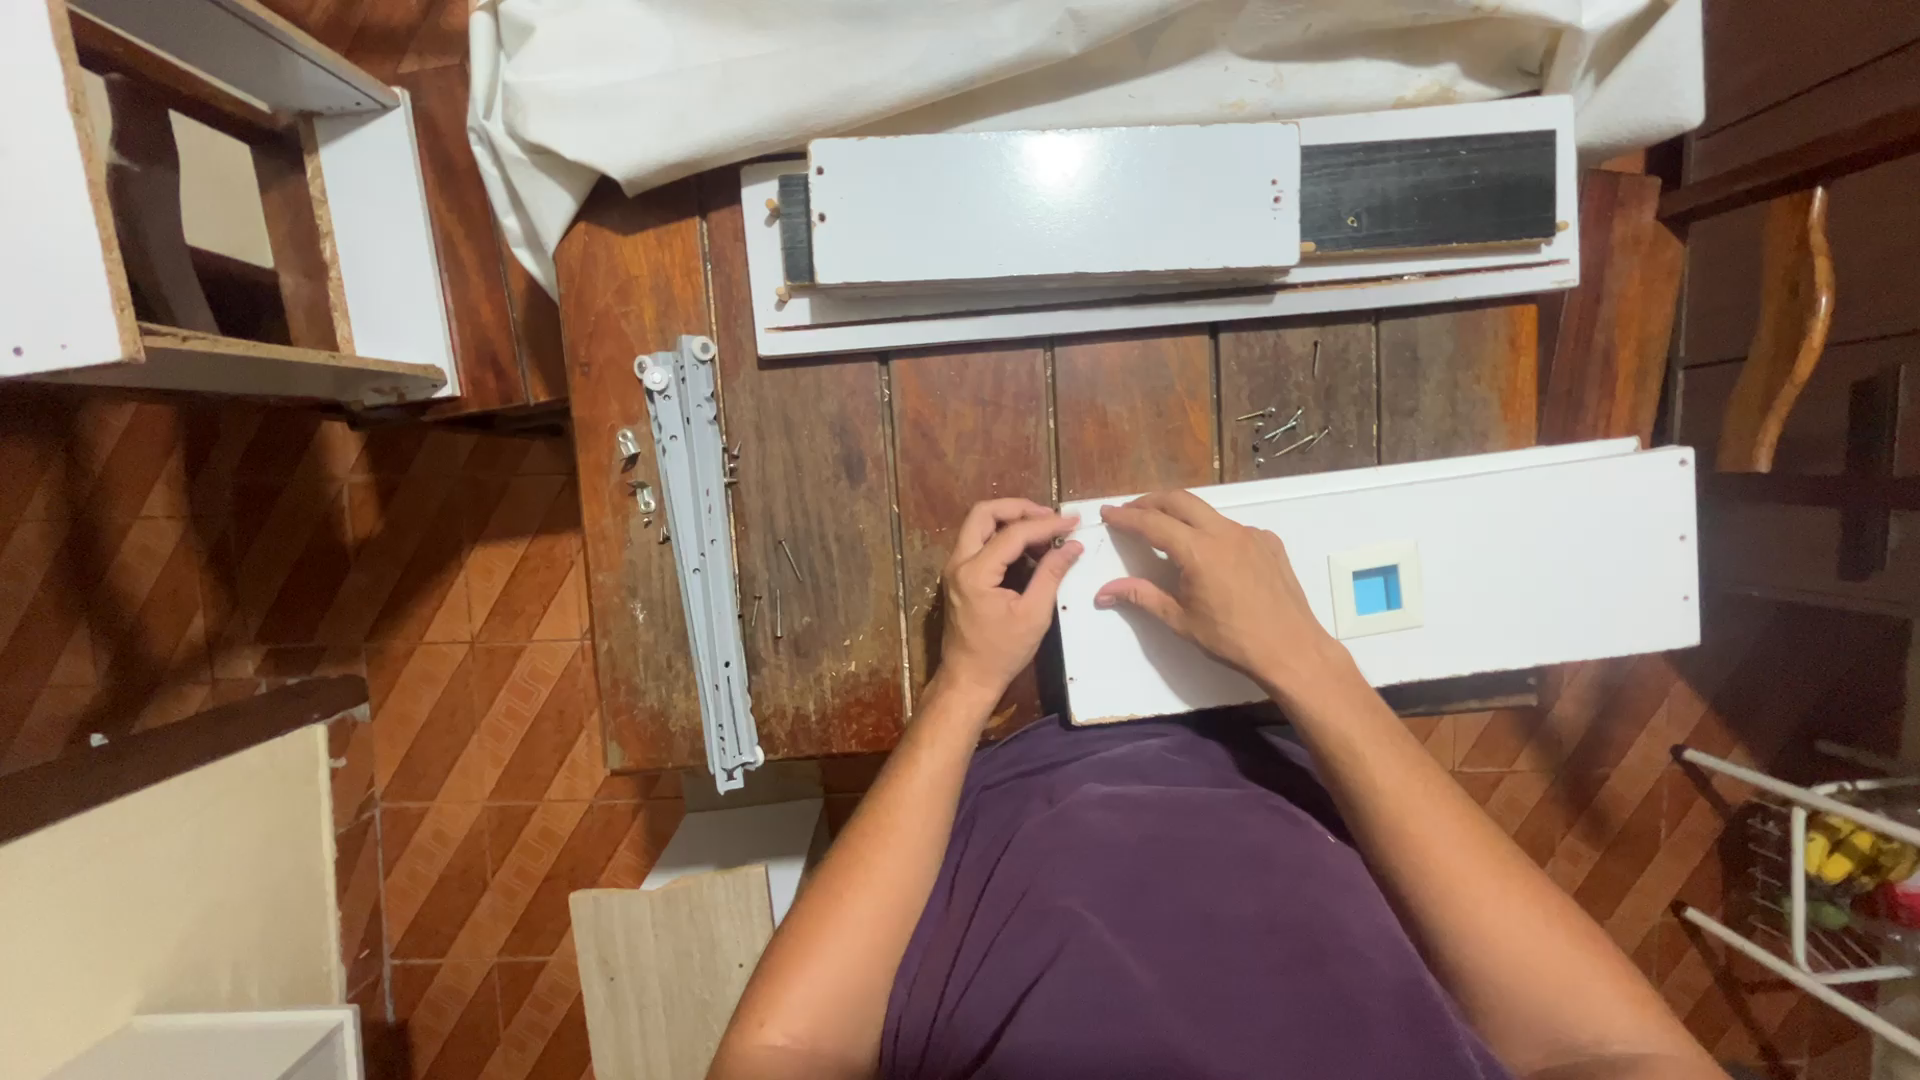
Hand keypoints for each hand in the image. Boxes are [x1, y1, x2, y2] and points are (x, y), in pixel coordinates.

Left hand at [934, 499, 1082, 701]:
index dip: (1045, 525)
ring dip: (1010, 521)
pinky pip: (978, 542)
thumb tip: (1073, 546)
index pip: (1012, 534)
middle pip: (983, 513)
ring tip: (1043, 531)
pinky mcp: (959, 576)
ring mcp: (955, 568)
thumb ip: (1051, 574)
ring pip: (978, 525)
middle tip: (1049, 516)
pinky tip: (1029, 549)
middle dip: (1018, 508)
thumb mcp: (1034, 615)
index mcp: (975, 572)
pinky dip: (1002, 536)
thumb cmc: (1002, 652)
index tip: (1072, 522)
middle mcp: (958, 563)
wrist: (968, 678)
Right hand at [1094, 490, 1349, 700]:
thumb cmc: (1231, 640)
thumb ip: (1142, 597)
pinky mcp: (1269, 542)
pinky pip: (1233, 527)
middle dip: (1150, 502)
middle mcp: (1224, 533)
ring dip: (1181, 514)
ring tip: (1165, 529)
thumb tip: (1105, 591)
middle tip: (1131, 512)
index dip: (1126, 517)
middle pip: (1179, 500)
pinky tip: (1209, 554)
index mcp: (1199, 552)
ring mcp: (1250, 534)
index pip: (1152, 523)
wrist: (1291, 649)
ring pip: (1208, 512)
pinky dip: (1212, 531)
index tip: (1108, 513)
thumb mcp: (1180, 620)